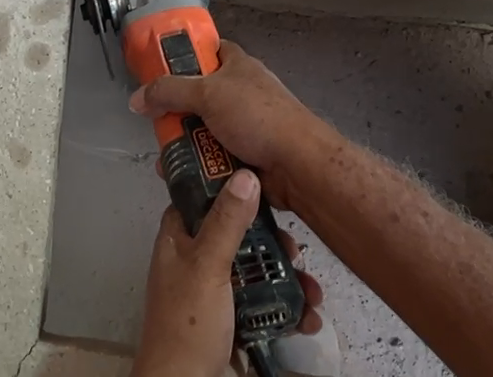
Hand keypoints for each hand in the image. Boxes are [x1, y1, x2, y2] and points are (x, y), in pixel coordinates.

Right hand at [129, 41, 323, 204]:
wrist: (298, 166)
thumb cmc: (256, 116)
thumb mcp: (206, 94)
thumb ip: (168, 92)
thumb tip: (136, 99)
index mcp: (238, 65)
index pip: (209, 50)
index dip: (186, 56)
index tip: (161, 70)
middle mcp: (242, 92)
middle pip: (200, 95)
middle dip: (178, 110)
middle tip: (157, 121)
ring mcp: (246, 126)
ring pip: (205, 129)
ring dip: (186, 142)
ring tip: (166, 156)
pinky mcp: (248, 155)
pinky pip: (215, 156)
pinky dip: (200, 164)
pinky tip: (183, 173)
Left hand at [130, 170, 326, 376]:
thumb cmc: (188, 319)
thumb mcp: (208, 264)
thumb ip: (227, 221)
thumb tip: (246, 173)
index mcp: (178, 236)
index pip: (203, 197)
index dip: (232, 191)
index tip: (268, 192)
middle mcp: (193, 257)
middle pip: (238, 236)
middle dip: (273, 244)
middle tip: (298, 253)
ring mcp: (212, 290)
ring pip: (254, 271)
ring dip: (286, 279)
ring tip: (314, 292)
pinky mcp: (229, 319)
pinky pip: (261, 304)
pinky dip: (284, 308)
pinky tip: (308, 318)